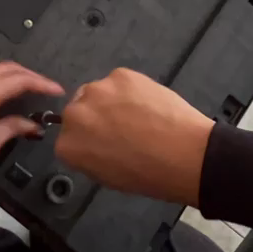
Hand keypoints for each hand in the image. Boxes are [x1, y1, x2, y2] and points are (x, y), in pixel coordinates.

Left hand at [0, 62, 62, 224]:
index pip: (18, 79)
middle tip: (48, 91)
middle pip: (6, 69)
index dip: (41, 84)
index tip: (58, 92)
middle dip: (29, 77)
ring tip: (32, 92)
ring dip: (13, 78)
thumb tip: (34, 124)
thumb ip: (13, 127)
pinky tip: (8, 95)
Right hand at [55, 69, 212, 205]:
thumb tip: (91, 142)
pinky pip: (118, 81)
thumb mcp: (107, 177)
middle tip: (119, 129)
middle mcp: (75, 114)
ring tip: (137, 115)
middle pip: (78, 111)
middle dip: (95, 118)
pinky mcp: (120, 75)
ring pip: (97, 93)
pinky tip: (146, 104)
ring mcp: (98, 90)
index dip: (87, 140)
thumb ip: (88, 155)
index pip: (67, 138)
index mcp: (68, 146)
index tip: (101, 145)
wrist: (185, 154)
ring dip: (110, 101)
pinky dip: (129, 89)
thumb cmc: (148, 174)